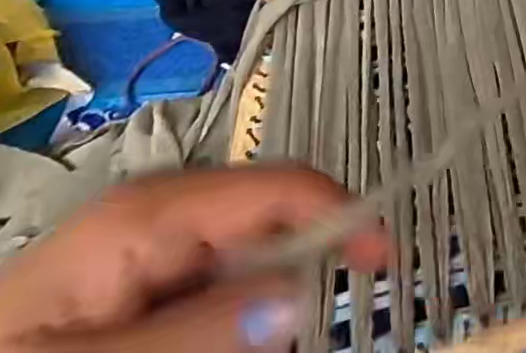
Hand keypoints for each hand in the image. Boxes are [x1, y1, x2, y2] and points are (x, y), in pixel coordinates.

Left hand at [0, 165, 391, 352]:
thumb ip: (195, 331)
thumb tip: (299, 297)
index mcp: (157, 210)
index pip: (280, 187)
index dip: (340, 212)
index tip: (383, 262)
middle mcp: (167, 208)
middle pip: (270, 225)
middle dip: (291, 279)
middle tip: (273, 343)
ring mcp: (155, 237)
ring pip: (247, 262)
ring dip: (252, 312)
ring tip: (227, 344)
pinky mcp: (142, 268)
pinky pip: (212, 285)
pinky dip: (223, 320)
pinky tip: (200, 340)